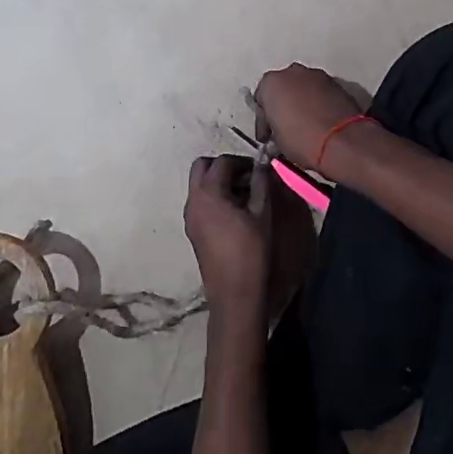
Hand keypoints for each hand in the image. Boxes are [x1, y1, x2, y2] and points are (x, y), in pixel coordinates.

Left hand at [184, 156, 273, 323]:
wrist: (234, 292)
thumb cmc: (250, 250)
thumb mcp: (262, 212)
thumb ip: (261, 183)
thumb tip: (263, 165)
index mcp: (208, 193)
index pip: (222, 162)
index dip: (243, 161)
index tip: (260, 169)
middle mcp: (193, 200)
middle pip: (202, 167)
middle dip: (224, 166)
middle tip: (248, 176)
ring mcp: (190, 216)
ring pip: (199, 184)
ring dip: (219, 181)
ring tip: (245, 194)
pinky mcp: (192, 229)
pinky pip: (200, 201)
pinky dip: (215, 196)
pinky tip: (235, 211)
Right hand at [254, 64, 366, 178]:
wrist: (343, 140)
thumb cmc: (301, 140)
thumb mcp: (277, 140)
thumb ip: (274, 129)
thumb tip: (278, 132)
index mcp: (271, 82)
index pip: (260, 101)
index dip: (263, 122)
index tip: (267, 137)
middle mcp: (292, 71)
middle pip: (283, 88)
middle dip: (283, 105)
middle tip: (285, 126)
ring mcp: (317, 74)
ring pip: (303, 88)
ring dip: (302, 101)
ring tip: (305, 123)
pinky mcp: (338, 82)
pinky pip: (321, 92)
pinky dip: (318, 102)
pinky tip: (320, 119)